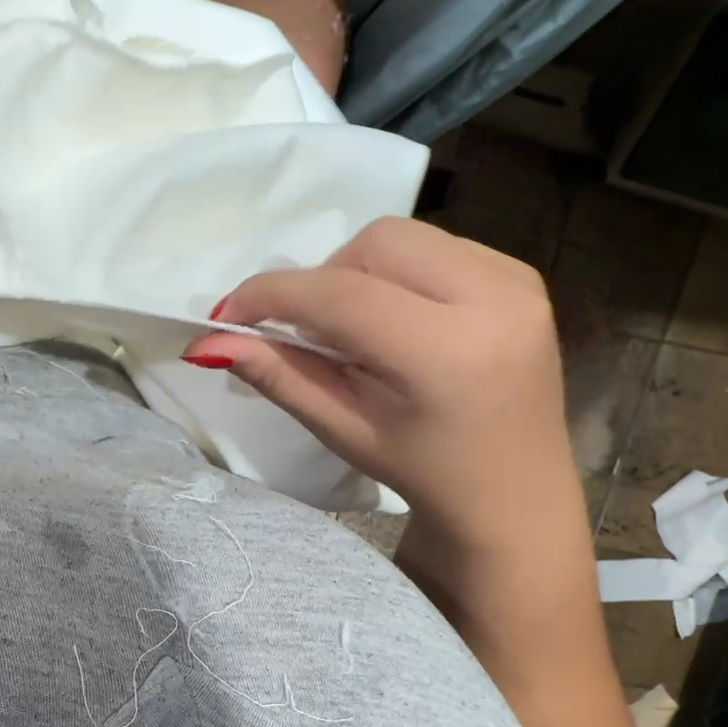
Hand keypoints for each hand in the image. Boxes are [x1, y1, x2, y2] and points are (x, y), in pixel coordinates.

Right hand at [181, 217, 578, 543]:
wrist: (512, 489)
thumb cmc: (418, 467)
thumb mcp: (338, 427)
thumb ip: (276, 375)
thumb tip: (205, 343)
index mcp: (446, 353)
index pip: (339, 295)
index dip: (270, 294)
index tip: (227, 316)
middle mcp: (494, 301)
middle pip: (374, 243)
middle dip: (320, 279)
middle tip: (306, 330)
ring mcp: (517, 282)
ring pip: (403, 237)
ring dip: (354, 272)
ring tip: (351, 327)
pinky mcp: (522, 275)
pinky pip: (435, 245)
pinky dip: (392, 273)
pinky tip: (392, 319)